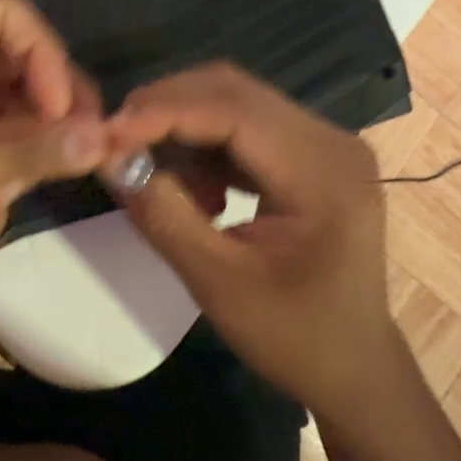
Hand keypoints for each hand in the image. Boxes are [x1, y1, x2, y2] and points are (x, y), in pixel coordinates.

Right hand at [100, 62, 397, 412]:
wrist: (353, 369)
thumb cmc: (295, 337)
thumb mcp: (218, 284)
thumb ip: (163, 214)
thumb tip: (108, 159)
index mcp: (323, 171)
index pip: (233, 110)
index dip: (163, 112)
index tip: (106, 133)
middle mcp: (329, 140)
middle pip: (232, 91)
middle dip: (166, 108)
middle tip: (115, 141)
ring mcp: (322, 143)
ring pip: (232, 102)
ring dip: (181, 126)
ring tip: (148, 171)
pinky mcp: (309, 154)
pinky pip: (242, 126)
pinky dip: (203, 145)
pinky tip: (191, 189)